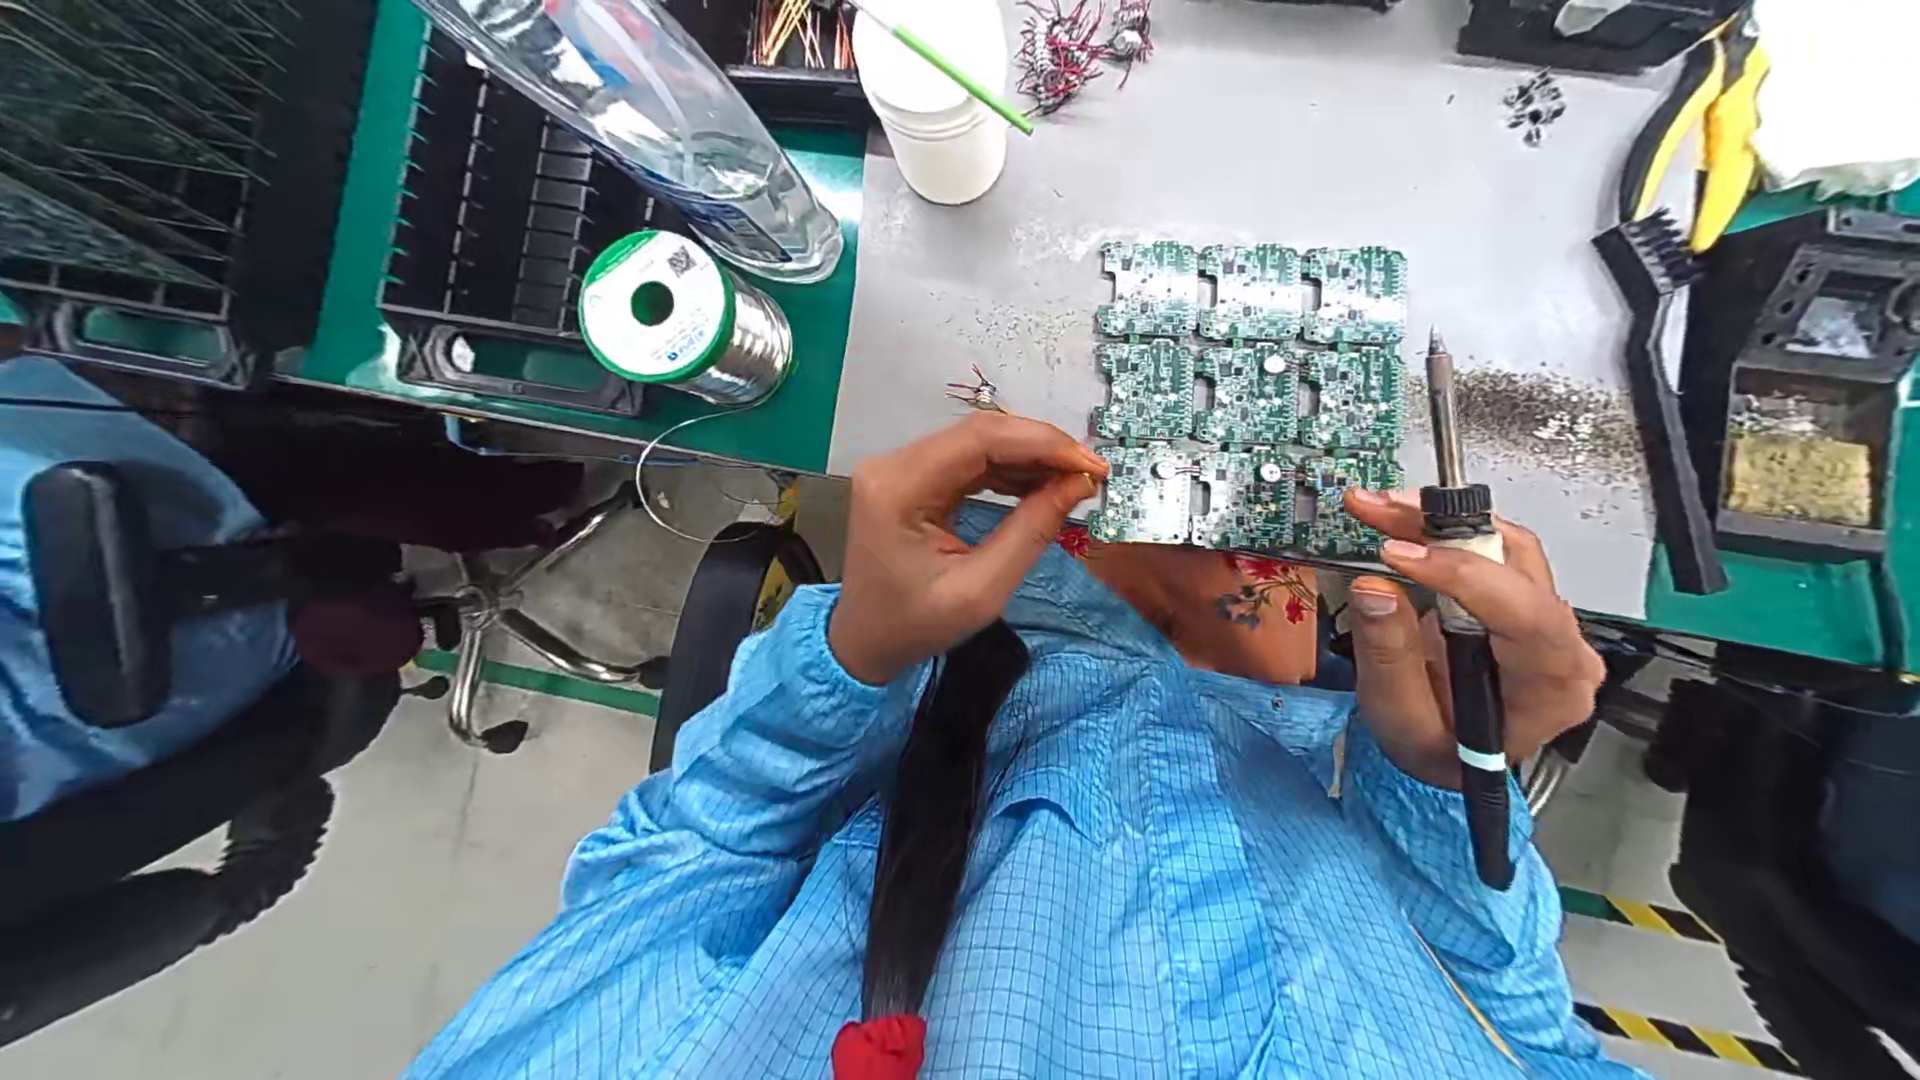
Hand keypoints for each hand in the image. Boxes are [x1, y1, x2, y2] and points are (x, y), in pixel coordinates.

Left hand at [830, 414, 1108, 684]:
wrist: (866, 640)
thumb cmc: (915, 626)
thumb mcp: (981, 592)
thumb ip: (1031, 532)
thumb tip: (1079, 484)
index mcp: (897, 489)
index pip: (979, 440)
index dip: (1043, 443)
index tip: (1091, 465)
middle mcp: (892, 465)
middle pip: (979, 434)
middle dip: (1042, 448)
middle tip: (1089, 472)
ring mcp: (899, 468)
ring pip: (977, 443)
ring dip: (1029, 457)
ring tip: (1073, 480)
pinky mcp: (911, 478)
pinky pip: (968, 461)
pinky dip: (1009, 470)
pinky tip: (1041, 483)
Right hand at [1340, 489, 1605, 789]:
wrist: (1448, 754)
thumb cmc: (1433, 747)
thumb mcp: (1400, 718)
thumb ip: (1388, 657)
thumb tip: (1374, 588)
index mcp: (1549, 686)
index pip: (1525, 614)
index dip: (1462, 575)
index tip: (1395, 555)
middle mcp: (1561, 644)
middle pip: (1518, 564)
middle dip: (1444, 528)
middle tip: (1377, 509)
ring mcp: (1542, 619)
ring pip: (1504, 546)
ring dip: (1438, 519)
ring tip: (1379, 507)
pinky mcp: (1513, 600)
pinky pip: (1488, 551)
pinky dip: (1439, 530)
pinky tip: (1399, 521)